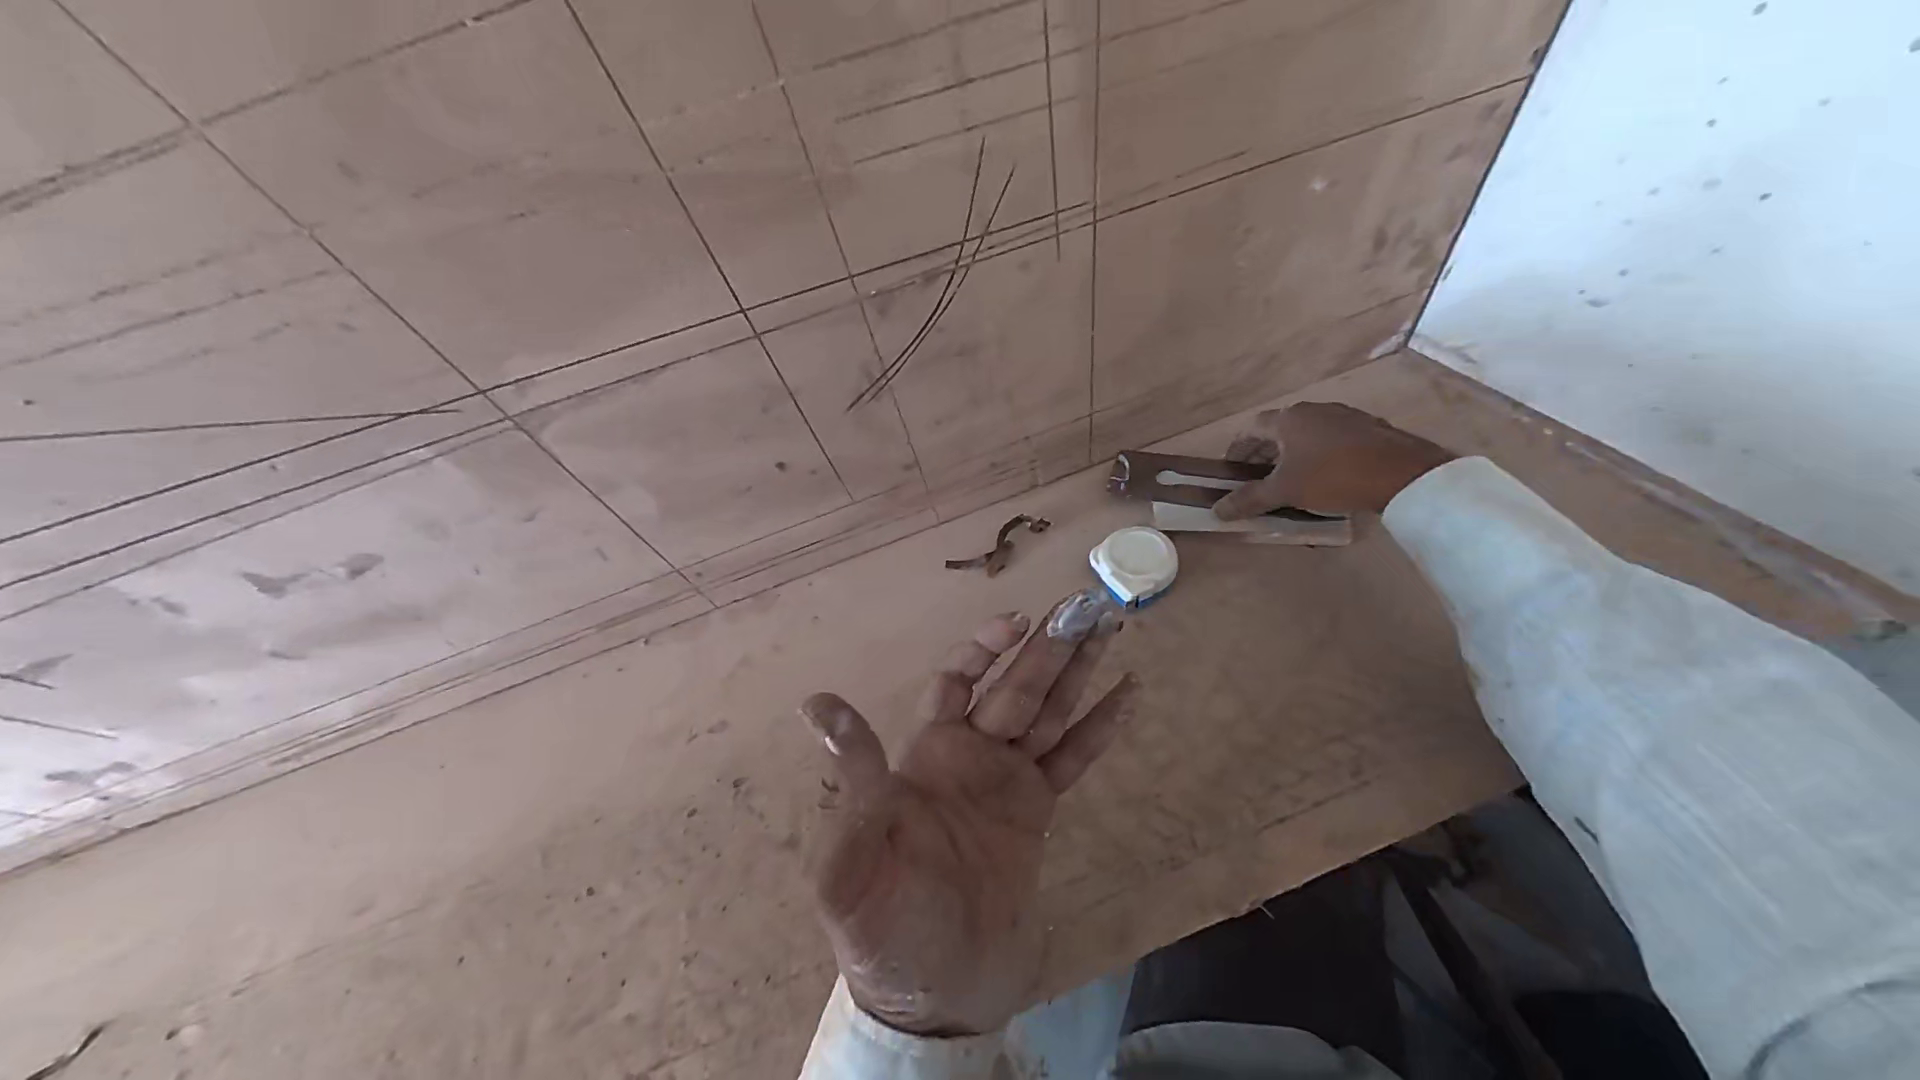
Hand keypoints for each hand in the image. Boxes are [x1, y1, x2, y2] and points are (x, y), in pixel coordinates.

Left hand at [800, 593, 1139, 1035]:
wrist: (933, 992)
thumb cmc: (884, 924)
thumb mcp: (853, 854)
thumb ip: (851, 776)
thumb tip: (816, 703)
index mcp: (927, 753)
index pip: (957, 680)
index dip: (984, 647)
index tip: (1018, 622)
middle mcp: (969, 755)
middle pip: (1015, 687)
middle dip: (1047, 647)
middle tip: (1086, 606)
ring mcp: (1007, 782)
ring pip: (1048, 712)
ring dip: (1077, 672)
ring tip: (1108, 629)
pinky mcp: (1036, 814)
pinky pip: (1073, 759)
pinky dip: (1098, 727)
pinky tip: (1125, 694)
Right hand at [1212, 402, 1456, 519]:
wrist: (1405, 473)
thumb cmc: (1333, 476)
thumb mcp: (1284, 491)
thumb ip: (1249, 499)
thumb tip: (1217, 510)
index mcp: (1289, 419)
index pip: (1251, 429)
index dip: (1236, 450)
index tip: (1231, 471)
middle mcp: (1315, 410)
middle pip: (1279, 430)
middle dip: (1263, 455)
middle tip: (1256, 480)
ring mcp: (1346, 416)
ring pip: (1307, 435)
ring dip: (1292, 455)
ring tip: (1289, 481)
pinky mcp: (1371, 429)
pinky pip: (1333, 440)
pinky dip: (1319, 455)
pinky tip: (1325, 478)